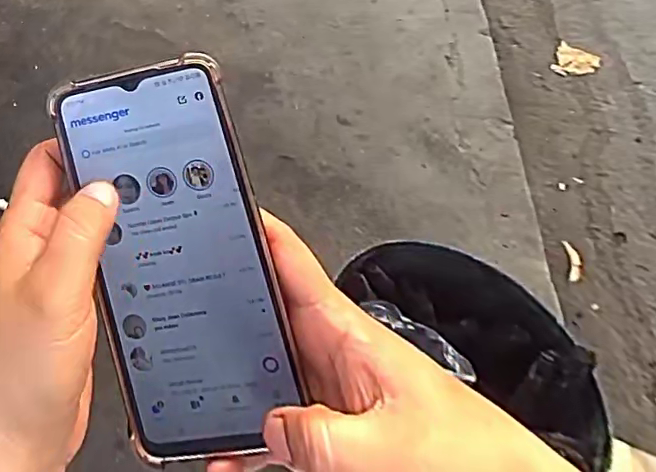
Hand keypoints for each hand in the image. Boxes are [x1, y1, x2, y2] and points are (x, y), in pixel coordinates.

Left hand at [0, 140, 119, 471]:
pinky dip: (126, 239)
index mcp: (24, 231)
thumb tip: (104, 186)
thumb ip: (78, 234)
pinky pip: (106, 249)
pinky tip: (150, 239)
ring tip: (154, 192)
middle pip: (76, 183)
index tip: (111, 123)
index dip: (76, 135)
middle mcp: (42, 243)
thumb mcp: (52, 292)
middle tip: (146, 156)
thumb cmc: (18, 376)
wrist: (23, 439)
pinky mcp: (81, 292)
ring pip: (94, 216)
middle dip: (107, 167)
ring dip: (119, 205)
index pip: (46, 159)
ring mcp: (62, 268)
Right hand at [209, 212, 573, 471]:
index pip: (291, 261)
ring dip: (235, 380)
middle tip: (187, 298)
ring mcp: (329, 386)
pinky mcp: (333, 424)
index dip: (258, 228)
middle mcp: (332, 348)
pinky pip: (280, 426)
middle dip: (229, 302)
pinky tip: (231, 457)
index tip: (225, 208)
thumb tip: (271, 429)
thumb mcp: (395, 443)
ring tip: (199, 394)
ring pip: (267, 371)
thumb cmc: (467, 445)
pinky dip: (253, 440)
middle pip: (267, 312)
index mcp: (346, 329)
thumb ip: (328, 438)